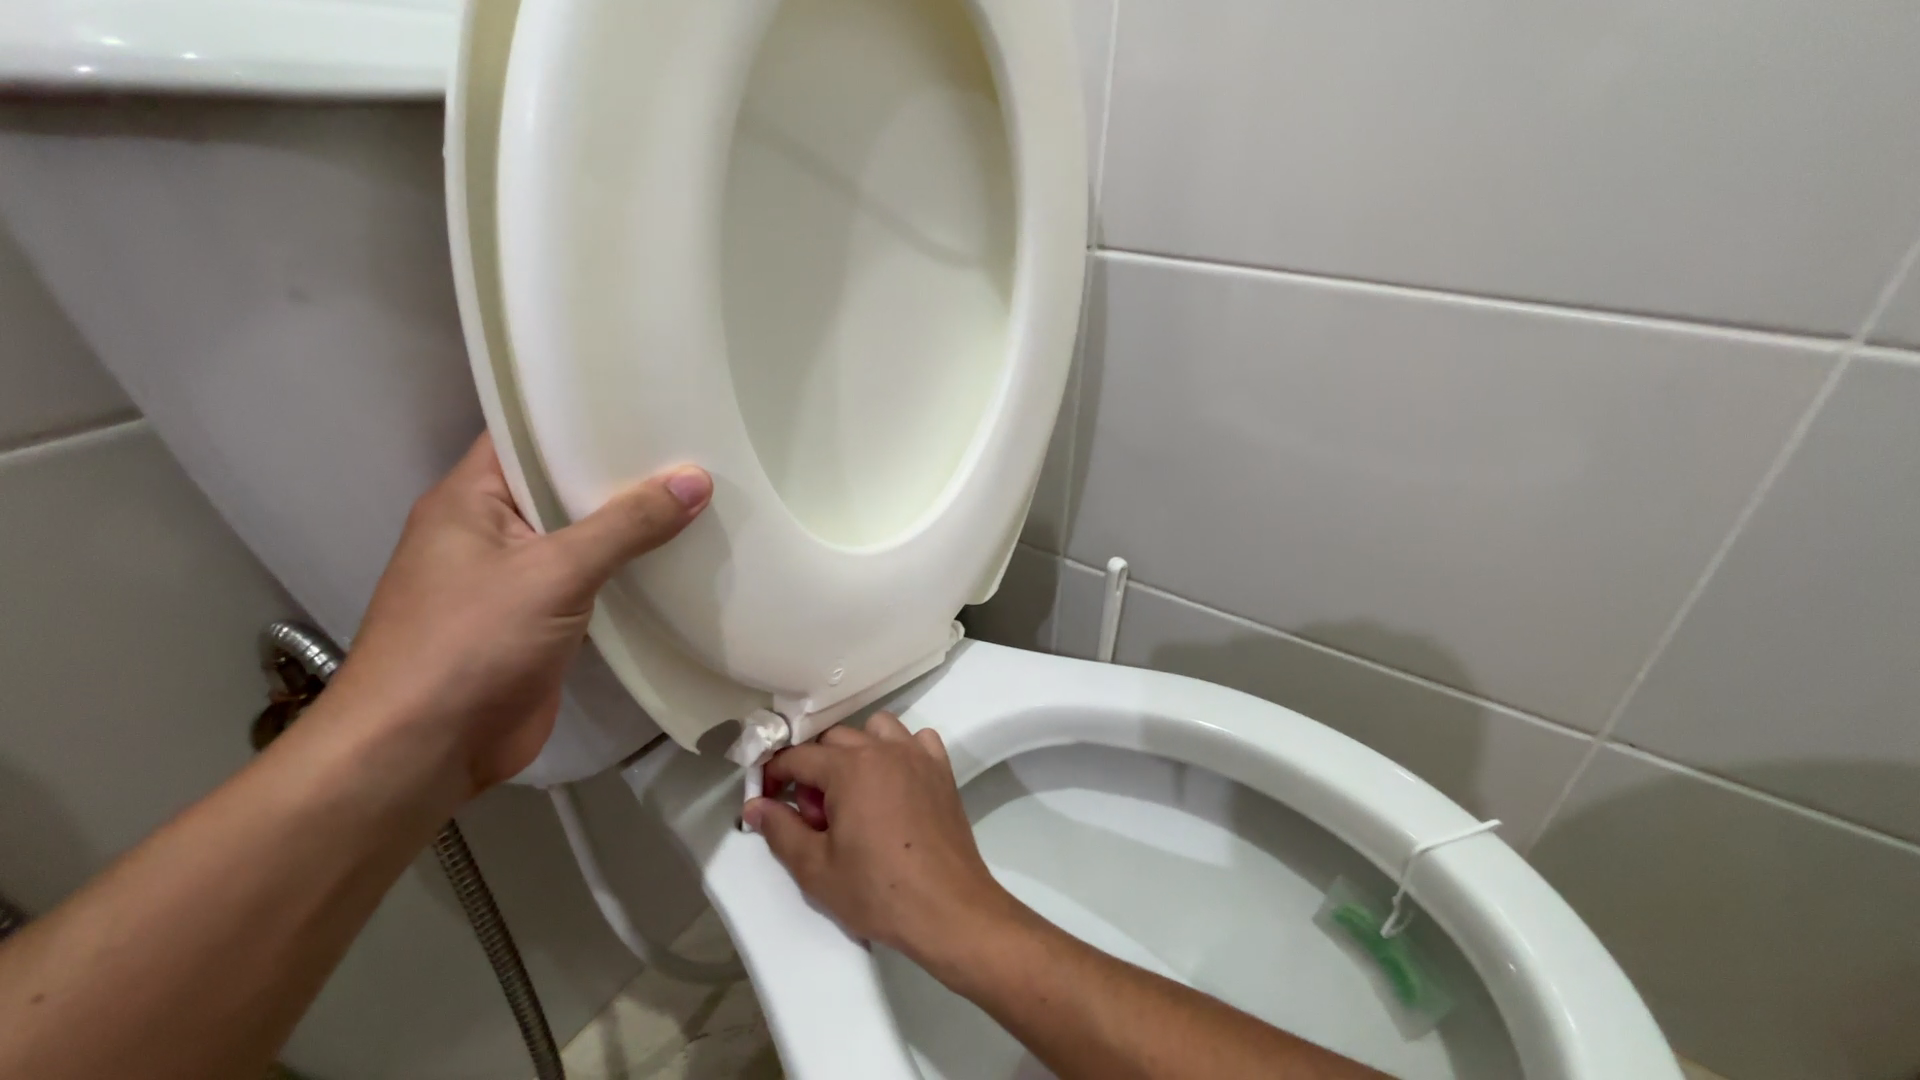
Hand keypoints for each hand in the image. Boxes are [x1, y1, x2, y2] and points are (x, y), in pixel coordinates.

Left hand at [323, 434, 711, 793]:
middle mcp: (491, 532)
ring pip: (582, 538)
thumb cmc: (469, 642)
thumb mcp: (553, 571)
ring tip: (700, 494)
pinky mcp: (540, 624)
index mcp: (471, 499)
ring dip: (631, 526)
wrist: (423, 751)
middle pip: (563, 487)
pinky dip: (629, 573)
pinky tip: (679, 560)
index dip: (583, 415)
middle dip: (622, 472)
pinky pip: (591, 583)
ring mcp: (515, 581)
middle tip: (693, 446)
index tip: (648, 402)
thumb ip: (626, 525)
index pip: (528, 435)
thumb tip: (696, 479)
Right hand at [744, 713, 1025, 965]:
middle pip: (835, 739)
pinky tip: (895, 786)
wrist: (948, 909)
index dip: (775, 775)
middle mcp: (884, 749)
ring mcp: (918, 756)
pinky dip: (900, 751)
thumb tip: (755, 805)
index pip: (798, 757)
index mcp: (849, 768)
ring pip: (876, 729)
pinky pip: (916, 741)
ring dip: (857, 751)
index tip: (767, 800)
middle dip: (815, 770)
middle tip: (817, 818)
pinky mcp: (942, 770)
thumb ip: (781, 830)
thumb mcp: (815, 869)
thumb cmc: (878, 891)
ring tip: (854, 796)